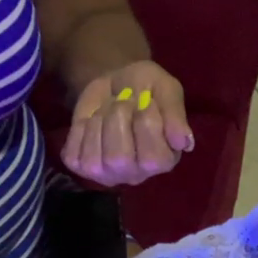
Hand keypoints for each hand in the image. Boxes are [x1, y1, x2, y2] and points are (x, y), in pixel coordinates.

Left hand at [61, 60, 193, 187]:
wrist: (113, 83)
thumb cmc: (145, 88)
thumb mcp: (165, 88)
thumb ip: (175, 113)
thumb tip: (184, 143)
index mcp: (163, 160)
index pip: (152, 156)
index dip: (146, 120)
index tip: (146, 102)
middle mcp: (136, 174)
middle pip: (120, 160)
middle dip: (117, 120)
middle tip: (122, 103)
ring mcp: (106, 175)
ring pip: (95, 160)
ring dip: (98, 124)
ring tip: (106, 112)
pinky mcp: (81, 168)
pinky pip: (74, 155)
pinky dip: (80, 131)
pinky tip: (91, 123)